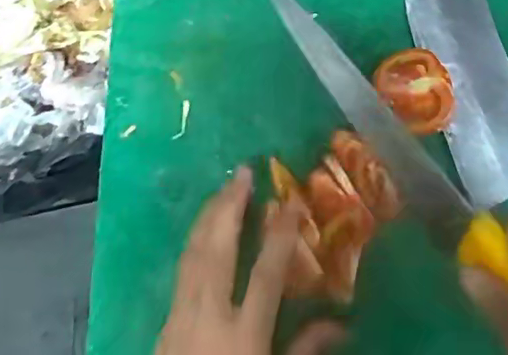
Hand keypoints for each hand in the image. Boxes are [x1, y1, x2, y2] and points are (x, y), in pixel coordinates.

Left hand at [155, 167, 345, 354]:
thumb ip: (304, 350)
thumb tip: (344, 324)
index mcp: (242, 334)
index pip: (266, 270)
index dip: (281, 232)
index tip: (292, 198)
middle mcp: (208, 318)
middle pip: (218, 250)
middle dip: (231, 207)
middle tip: (245, 171)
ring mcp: (180, 320)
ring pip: (193, 255)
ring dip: (209, 216)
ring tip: (224, 187)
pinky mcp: (164, 327)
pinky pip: (181, 271)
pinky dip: (194, 242)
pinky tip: (202, 231)